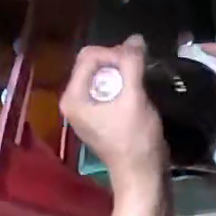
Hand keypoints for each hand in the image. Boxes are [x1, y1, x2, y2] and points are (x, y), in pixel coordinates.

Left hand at [60, 36, 167, 188]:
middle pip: (93, 63)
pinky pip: (108, 88)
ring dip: (122, 71)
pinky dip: (123, 83)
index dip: (114, 53)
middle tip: (140, 68)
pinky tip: (138, 89)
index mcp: (73, 97)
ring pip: (103, 74)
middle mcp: (73, 100)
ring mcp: (86, 109)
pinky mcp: (100, 115)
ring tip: (141, 78)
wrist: (143, 177)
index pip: (89, 55)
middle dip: (117, 60)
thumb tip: (135, 39)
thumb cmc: (135, 139)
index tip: (136, 63)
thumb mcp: (134, 97)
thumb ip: (131, 64)